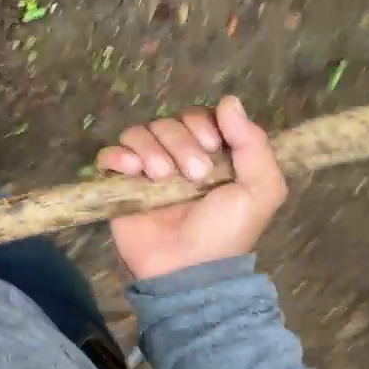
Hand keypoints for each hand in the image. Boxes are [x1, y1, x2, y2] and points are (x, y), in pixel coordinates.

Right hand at [94, 96, 287, 280]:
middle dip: (179, 142)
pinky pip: (109, 155)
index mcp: (211, 154)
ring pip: (138, 134)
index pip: (199, 116)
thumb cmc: (225, 232)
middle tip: (191, 175)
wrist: (187, 269)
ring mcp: (145, 170)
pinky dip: (117, 156)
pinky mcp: (119, 185)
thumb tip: (229, 100)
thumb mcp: (260, 190)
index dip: (201, 125)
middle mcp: (176, 156)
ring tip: (159, 177)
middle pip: (168, 122)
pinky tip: (131, 172)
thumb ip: (253, 144)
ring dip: (150, 149)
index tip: (212, 147)